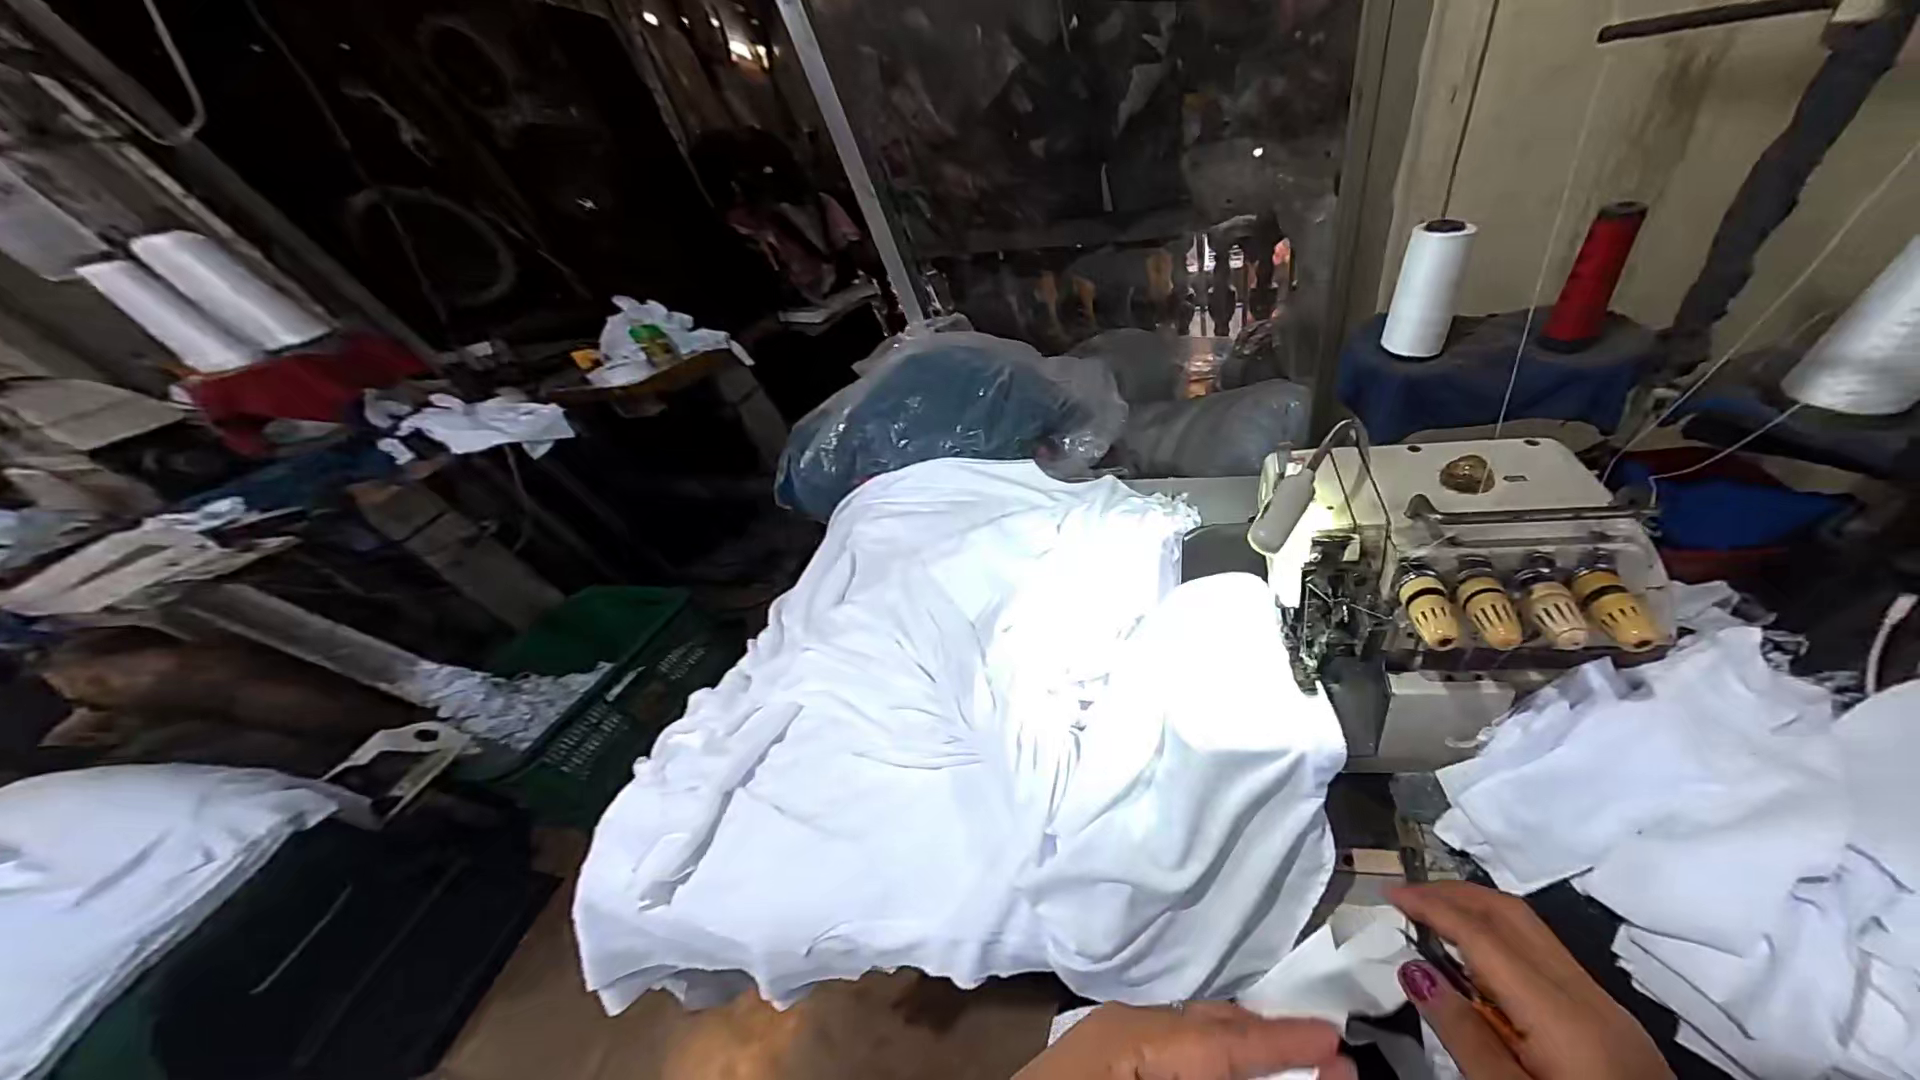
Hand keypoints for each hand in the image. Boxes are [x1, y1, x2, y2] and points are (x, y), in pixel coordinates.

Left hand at [1014, 1002, 1354, 1079]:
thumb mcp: (1156, 1072)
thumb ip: (1211, 1066)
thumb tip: (1248, 1062)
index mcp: (1136, 1037)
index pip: (1221, 1039)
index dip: (1280, 1040)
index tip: (1335, 1040)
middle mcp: (1126, 1021)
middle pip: (1210, 1023)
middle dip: (1269, 1037)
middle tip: (1328, 1051)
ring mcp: (1114, 1029)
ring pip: (1192, 1026)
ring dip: (1240, 1041)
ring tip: (1291, 1055)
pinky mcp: (1110, 1044)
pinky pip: (1171, 1037)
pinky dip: (1208, 1050)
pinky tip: (1229, 1062)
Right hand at [1389, 882, 1673, 1079]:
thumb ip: (1463, 1034)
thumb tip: (1415, 971)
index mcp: (1560, 1014)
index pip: (1482, 933)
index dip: (1431, 905)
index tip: (1389, 893)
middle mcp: (1588, 997)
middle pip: (1513, 915)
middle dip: (1453, 893)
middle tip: (1406, 895)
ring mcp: (1608, 1010)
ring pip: (1532, 930)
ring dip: (1476, 911)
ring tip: (1431, 918)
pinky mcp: (1613, 1026)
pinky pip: (1546, 956)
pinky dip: (1500, 937)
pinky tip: (1476, 961)